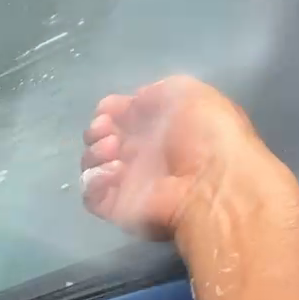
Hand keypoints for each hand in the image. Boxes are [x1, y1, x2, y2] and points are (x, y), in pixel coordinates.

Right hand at [79, 76, 269, 240]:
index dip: (108, 111)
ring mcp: (124, 182)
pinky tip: (113, 174)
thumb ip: (154, 93)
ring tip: (112, 152)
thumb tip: (128, 106)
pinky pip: (90, 193)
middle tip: (107, 133)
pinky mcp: (113, 206)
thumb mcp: (189, 94)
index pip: (119, 117)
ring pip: (91, 165)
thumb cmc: (205, 134)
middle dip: (96, 131)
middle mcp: (138, 153)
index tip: (108, 111)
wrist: (208, 182)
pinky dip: (95, 181)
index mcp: (156, 126)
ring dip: (95, 154)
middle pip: (99, 139)